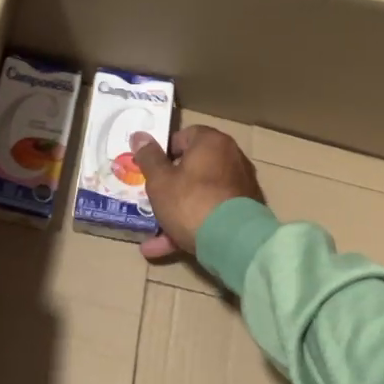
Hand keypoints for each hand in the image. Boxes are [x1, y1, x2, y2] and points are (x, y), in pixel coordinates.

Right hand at [130, 126, 264, 260]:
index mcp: (212, 143)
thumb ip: (148, 158)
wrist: (234, 243)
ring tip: (152, 231)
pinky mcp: (244, 213)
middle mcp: (231, 159)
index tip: (151, 168)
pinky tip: (167, 247)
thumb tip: (139, 135)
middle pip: (194, 168)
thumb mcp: (160, 180)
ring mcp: (239, 188)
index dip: (164, 151)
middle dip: (169, 186)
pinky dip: (192, 226)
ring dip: (176, 212)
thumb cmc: (191, 201)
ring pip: (200, 195)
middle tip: (151, 198)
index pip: (185, 136)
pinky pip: (211, 214)